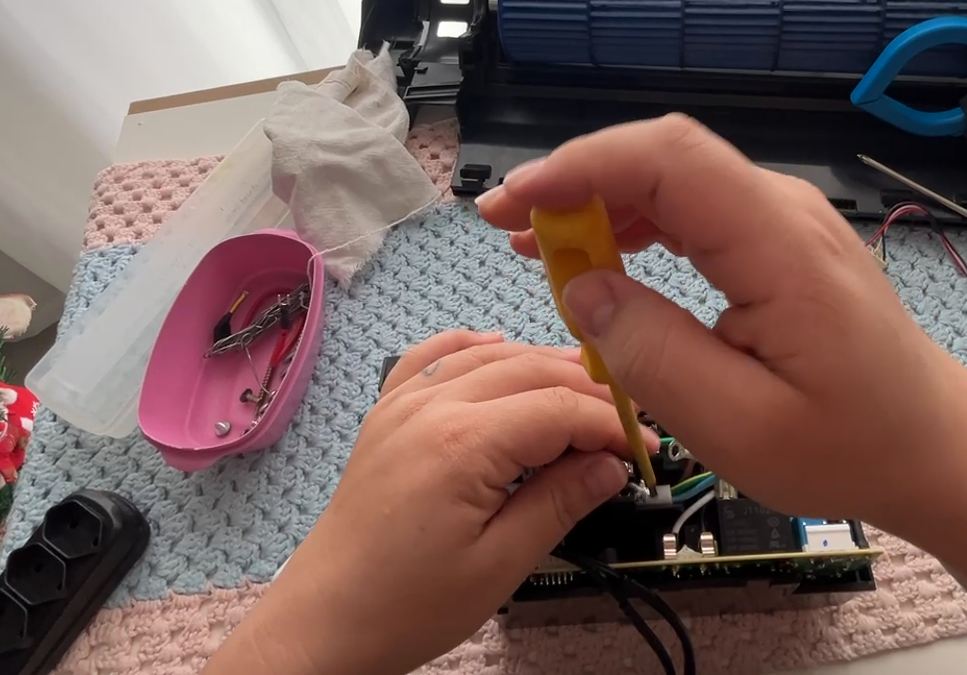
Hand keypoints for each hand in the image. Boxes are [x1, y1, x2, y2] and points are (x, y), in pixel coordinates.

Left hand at [205, 330, 651, 674]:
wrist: (324, 622)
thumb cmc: (410, 605)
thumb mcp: (498, 566)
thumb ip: (559, 504)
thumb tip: (612, 465)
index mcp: (463, 443)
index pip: (557, 410)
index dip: (608, 423)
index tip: (642, 446)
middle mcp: (433, 402)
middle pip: (529, 370)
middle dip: (585, 387)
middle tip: (625, 415)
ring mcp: (405, 398)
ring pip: (489, 355)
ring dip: (540, 363)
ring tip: (583, 383)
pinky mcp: (388, 407)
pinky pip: (433, 354)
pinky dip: (471, 344)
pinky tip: (496, 345)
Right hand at [476, 115, 966, 532]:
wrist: (932, 442)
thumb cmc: (848, 445)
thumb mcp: (741, 426)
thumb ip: (654, 354)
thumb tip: (585, 290)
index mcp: (779, 243)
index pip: (671, 161)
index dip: (585, 164)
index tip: (518, 200)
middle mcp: (778, 207)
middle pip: (663, 157)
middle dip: (576, 177)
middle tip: (505, 221)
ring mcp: (777, 215)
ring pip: (670, 176)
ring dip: (596, 197)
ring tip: (534, 239)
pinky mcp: (770, 235)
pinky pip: (689, 207)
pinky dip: (631, 220)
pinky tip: (595, 252)